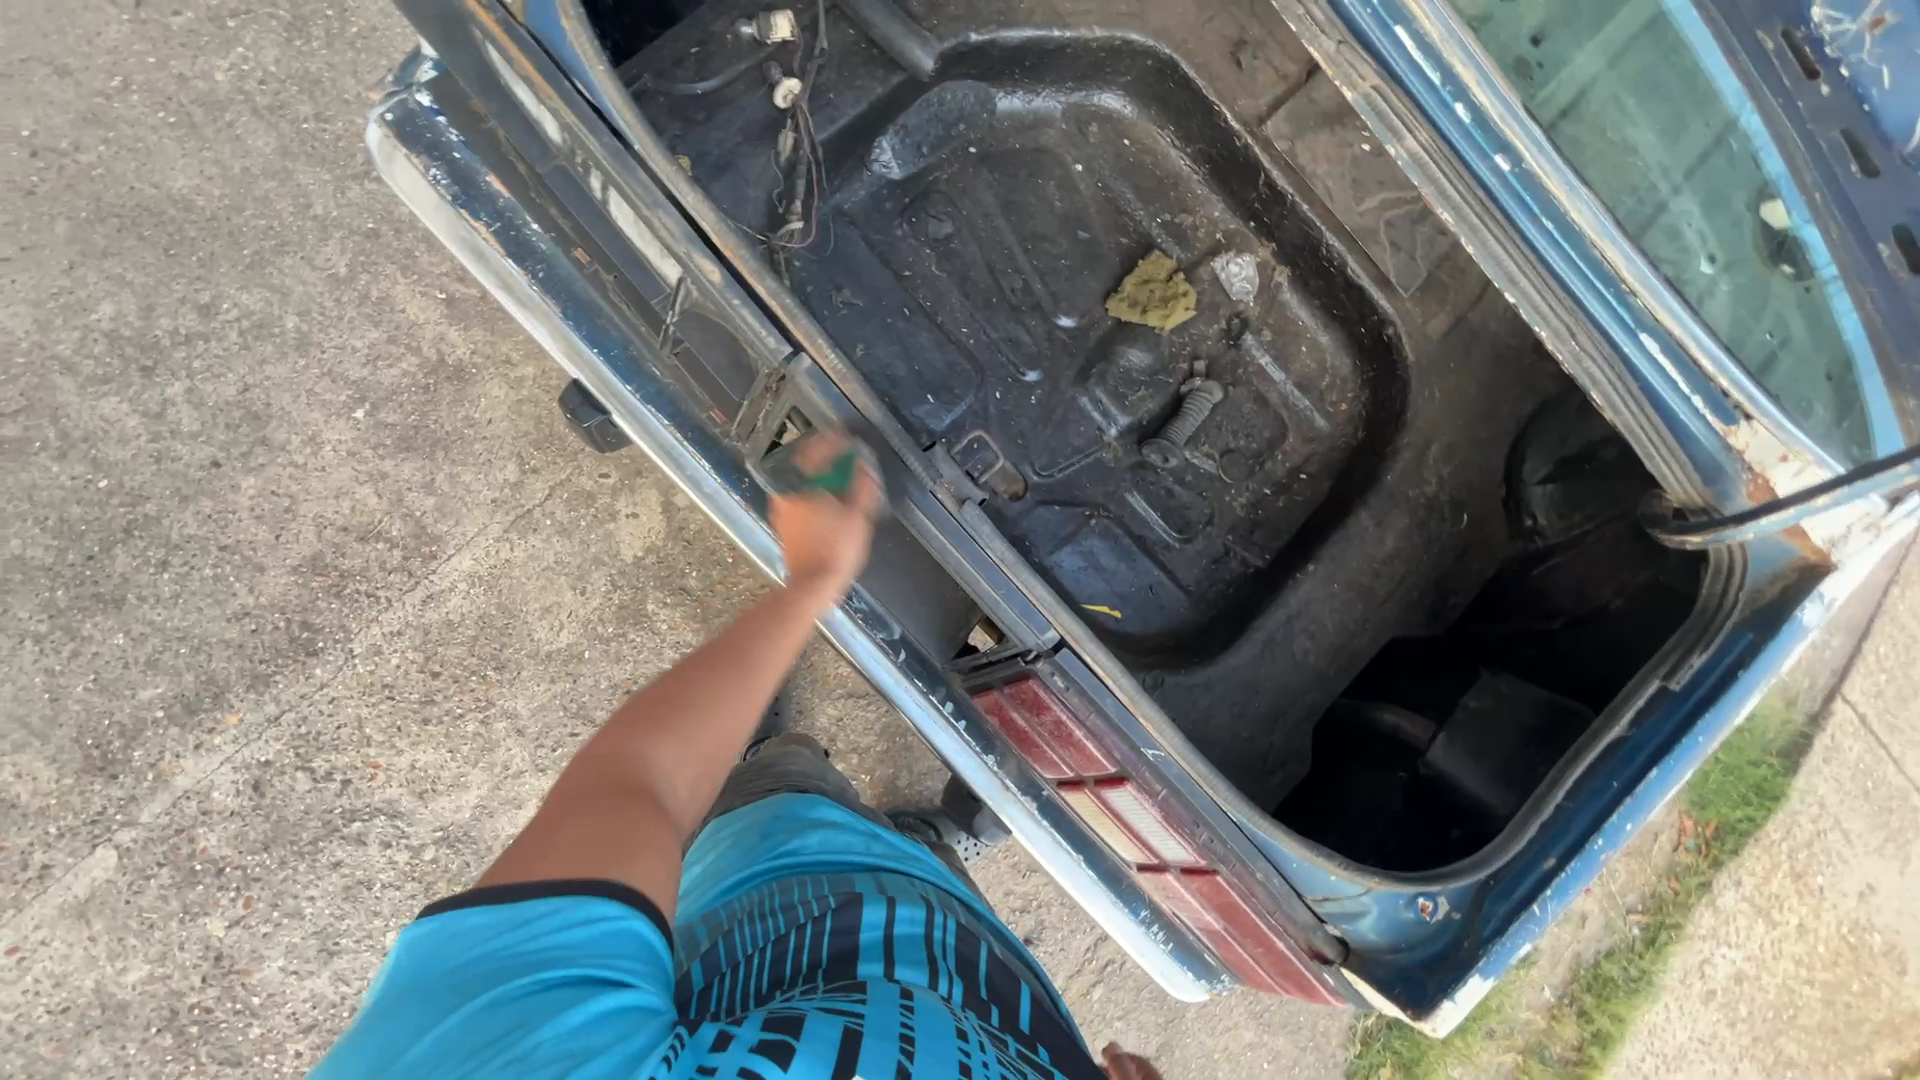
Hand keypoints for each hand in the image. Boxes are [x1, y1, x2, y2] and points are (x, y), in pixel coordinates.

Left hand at [768, 431, 882, 606]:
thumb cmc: (836, 548)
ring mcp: (781, 509)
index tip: (849, 438)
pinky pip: (801, 499)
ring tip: (844, 482)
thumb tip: (864, 465)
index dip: (834, 440)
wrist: (813, 586)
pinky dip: (817, 495)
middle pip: (807, 466)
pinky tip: (833, 503)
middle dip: (828, 461)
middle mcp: (785, 491)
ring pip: (804, 484)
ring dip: (823, 480)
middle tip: (848, 459)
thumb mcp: (858, 515)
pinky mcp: (785, 525)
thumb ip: (863, 485)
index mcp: (799, 483)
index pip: (815, 449)